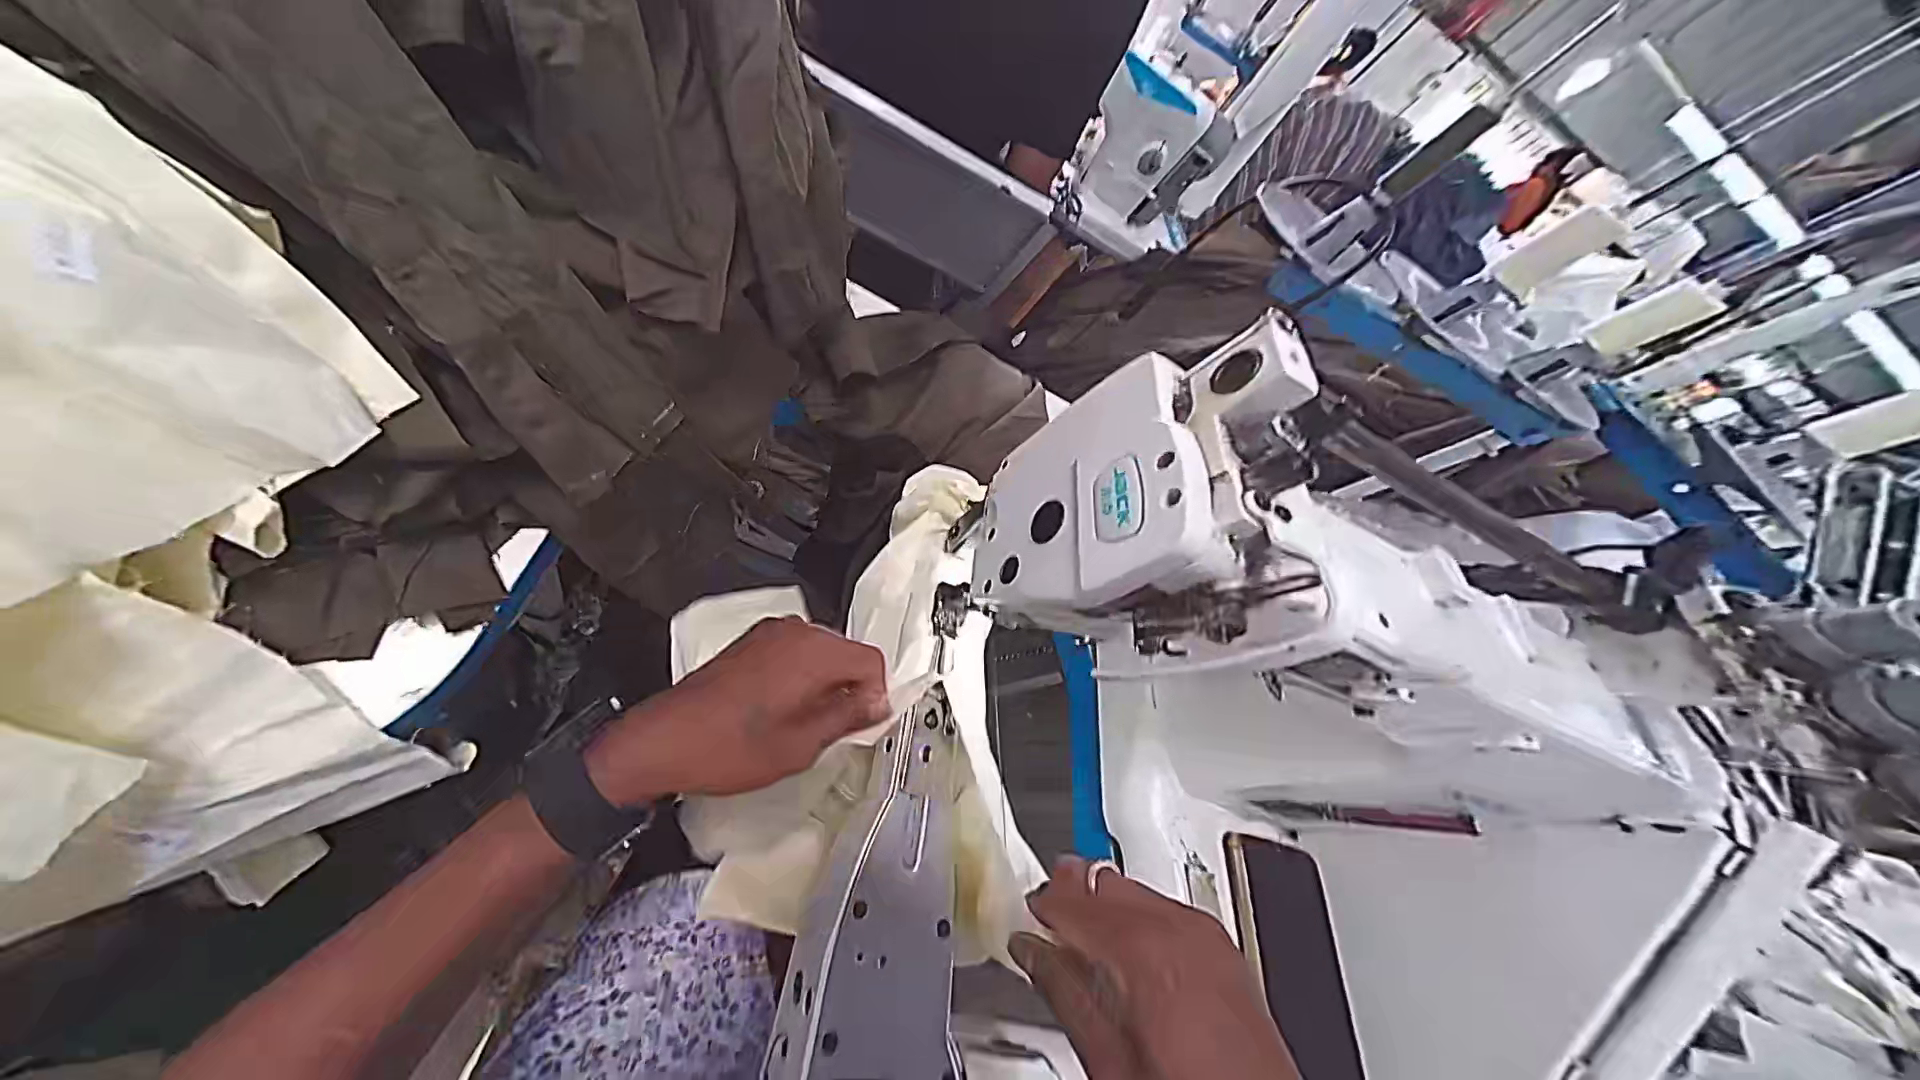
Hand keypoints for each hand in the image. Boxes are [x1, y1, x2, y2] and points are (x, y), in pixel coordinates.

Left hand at [584, 616, 891, 802]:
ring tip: (810, 722)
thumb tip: (873, 706)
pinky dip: (802, 676)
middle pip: (848, 652)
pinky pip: (795, 652)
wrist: (663, 742)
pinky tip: (786, 710)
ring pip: (822, 651)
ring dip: (827, 682)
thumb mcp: (801, 745)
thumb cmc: (721, 745)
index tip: (869, 717)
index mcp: (812, 652)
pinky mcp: (752, 643)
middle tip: (844, 725)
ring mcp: (769, 635)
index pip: (871, 661)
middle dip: (852, 687)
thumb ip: (847, 718)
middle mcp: (793, 634)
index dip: (877, 693)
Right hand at [1009, 856, 1298, 1079]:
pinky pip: (1165, 909)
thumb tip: (1033, 953)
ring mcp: (1203, 933)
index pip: (1070, 899)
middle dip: (1071, 898)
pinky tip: (1128, 955)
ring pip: (1133, 890)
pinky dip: (1139, 919)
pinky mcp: (1222, 945)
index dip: (1040, 905)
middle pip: (1102, 882)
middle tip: (1048, 926)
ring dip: (1104, 907)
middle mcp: (1175, 927)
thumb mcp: (1107, 1057)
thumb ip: (1064, 991)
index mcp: (1140, 949)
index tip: (1027, 917)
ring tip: (1086, 946)